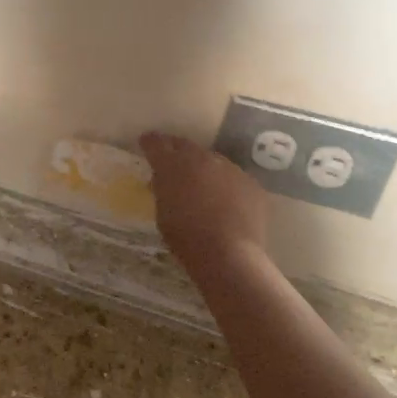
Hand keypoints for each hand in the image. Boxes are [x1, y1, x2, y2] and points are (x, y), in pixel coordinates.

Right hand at [139, 132, 269, 269]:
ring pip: (212, 161)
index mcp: (173, 165)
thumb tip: (162, 180)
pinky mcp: (251, 183)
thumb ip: (162, 189)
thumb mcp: (162, 211)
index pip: (156, 143)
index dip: (150, 142)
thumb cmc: (185, 237)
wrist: (228, 254)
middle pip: (186, 146)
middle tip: (172, 161)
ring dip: (204, 168)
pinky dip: (226, 184)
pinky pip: (233, 178)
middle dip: (177, 151)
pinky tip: (225, 201)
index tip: (145, 143)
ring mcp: (230, 168)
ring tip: (202, 185)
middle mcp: (202, 158)